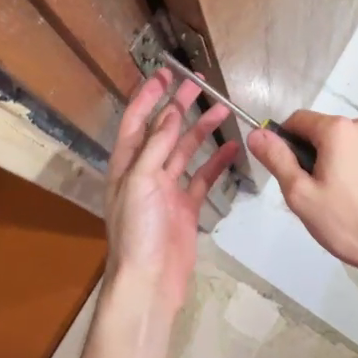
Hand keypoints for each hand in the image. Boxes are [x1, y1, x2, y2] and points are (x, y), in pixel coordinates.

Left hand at [102, 70, 242, 314]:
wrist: (148, 284)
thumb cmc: (137, 231)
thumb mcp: (140, 182)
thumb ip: (156, 146)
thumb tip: (169, 113)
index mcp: (126, 164)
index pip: (136, 120)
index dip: (149, 95)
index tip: (166, 73)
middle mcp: (145, 172)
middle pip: (163, 130)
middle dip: (179, 104)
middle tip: (199, 83)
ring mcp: (166, 190)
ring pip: (185, 151)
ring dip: (201, 129)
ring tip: (222, 108)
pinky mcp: (186, 208)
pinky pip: (202, 178)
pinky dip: (216, 162)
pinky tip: (231, 147)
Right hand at [246, 110, 357, 283]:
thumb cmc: (347, 222)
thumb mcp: (301, 194)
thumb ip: (276, 159)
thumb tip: (256, 133)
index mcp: (338, 128)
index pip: (297, 120)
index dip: (284, 143)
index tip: (287, 173)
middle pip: (319, 131)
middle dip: (308, 155)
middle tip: (310, 193)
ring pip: (339, 143)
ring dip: (328, 162)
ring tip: (332, 200)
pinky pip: (357, 152)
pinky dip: (347, 167)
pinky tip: (351, 198)